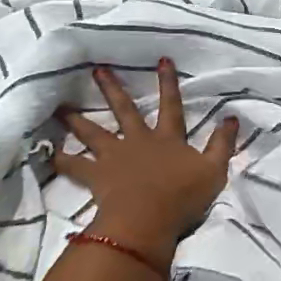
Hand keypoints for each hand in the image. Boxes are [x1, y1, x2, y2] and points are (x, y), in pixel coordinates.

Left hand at [53, 60, 235, 261]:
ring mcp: (114, 157)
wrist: (147, 220)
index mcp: (167, 138)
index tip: (162, 60)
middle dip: (112, 89)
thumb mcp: (214, 170)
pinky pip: (75, 166)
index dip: (168, 83)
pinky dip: (61, 160)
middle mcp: (138, 141)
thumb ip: (222, 144)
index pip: (171, 105)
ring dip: (77, 119)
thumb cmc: (183, 196)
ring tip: (61, 107)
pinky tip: (48, 153)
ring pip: (93, 132)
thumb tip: (232, 117)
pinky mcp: (96, 176)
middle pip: (124, 110)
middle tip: (97, 69)